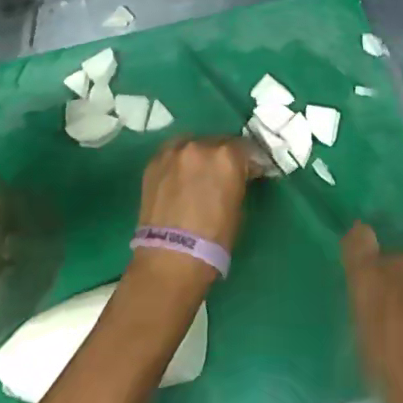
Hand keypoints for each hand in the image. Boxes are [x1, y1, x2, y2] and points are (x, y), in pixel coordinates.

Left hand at [137, 136, 260, 249]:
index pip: (245, 147)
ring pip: (192, 146)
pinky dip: (178, 164)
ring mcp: (174, 152)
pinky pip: (172, 155)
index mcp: (228, 155)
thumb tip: (236, 175)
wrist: (169, 260)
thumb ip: (238, 179)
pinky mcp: (153, 163)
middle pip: (218, 143)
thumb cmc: (214, 237)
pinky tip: (177, 180)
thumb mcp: (238, 204)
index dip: (247, 161)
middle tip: (219, 176)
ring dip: (198, 158)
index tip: (248, 171)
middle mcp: (201, 145)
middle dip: (221, 157)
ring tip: (195, 178)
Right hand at [342, 223, 402, 402]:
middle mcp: (402, 266)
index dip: (358, 245)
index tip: (360, 263)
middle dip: (391, 285)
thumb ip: (368, 321)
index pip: (358, 240)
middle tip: (395, 321)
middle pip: (391, 263)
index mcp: (372, 281)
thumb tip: (373, 312)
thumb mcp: (370, 356)